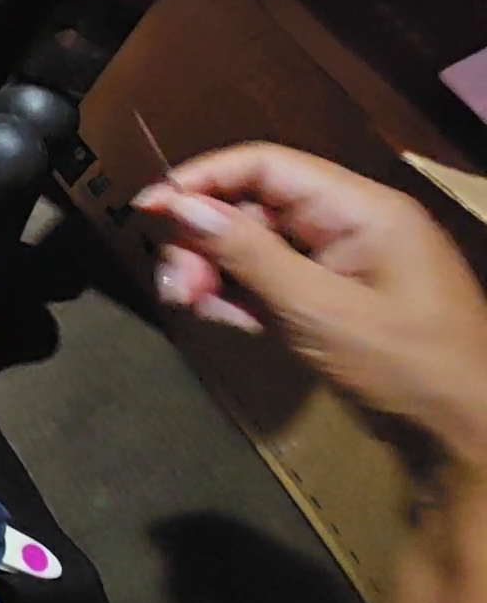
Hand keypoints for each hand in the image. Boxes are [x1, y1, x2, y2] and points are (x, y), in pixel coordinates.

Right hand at [133, 143, 486, 467]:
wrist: (466, 437)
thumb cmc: (407, 366)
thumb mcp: (317, 308)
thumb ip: (246, 252)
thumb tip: (176, 205)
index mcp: (358, 210)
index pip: (261, 165)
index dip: (198, 179)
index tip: (147, 209)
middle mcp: (340, 223)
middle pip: (240, 206)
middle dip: (197, 242)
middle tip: (175, 285)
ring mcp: (328, 256)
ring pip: (237, 241)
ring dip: (203, 270)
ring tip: (190, 305)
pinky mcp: (316, 287)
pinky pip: (251, 273)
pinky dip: (225, 292)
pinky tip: (222, 318)